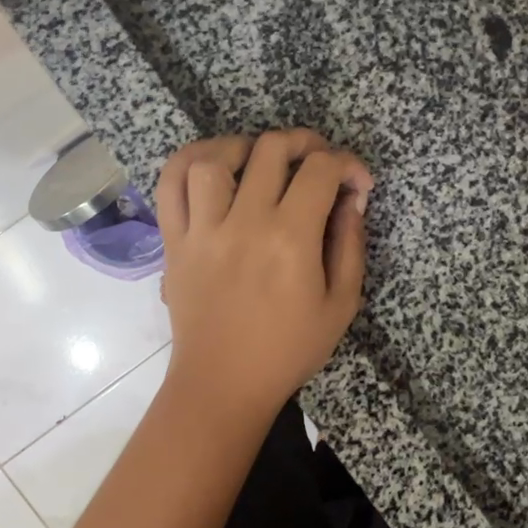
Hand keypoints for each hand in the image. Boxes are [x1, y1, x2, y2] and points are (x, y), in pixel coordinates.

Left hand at [155, 129, 373, 413]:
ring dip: (245, 147)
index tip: (356, 184)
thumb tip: (350, 199)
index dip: (348, 164)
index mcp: (291, 239)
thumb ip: (350, 245)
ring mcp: (203, 229)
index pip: (320, 170)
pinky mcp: (175, 240)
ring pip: (215, 158)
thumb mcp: (341, 305)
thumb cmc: (288, 350)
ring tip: (261, 162)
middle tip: (318, 162)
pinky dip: (189, 161)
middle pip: (271, 150)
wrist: (223, 384)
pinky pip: (170, 184)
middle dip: (305, 143)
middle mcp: (244, 223)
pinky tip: (212, 164)